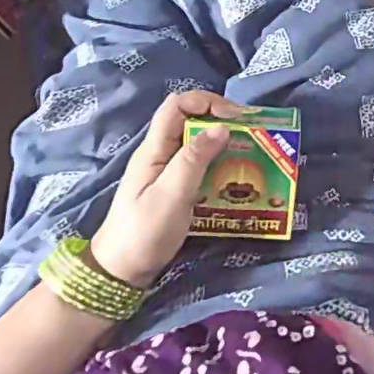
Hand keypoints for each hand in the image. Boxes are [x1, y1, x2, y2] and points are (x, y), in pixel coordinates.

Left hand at [89, 90, 241, 287]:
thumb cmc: (144, 232)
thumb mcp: (172, 195)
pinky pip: (198, 166)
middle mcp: (160, 154)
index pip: (178, 105)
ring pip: (196, 144)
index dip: (207, 102)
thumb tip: (222, 127)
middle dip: (221, 121)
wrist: (121, 271)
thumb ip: (194, 160)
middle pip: (190, 121)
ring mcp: (166, 172)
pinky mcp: (174, 188)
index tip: (236, 118)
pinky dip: (218, 165)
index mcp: (154, 149)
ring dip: (223, 144)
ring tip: (250, 154)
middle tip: (252, 135)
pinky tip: (235, 178)